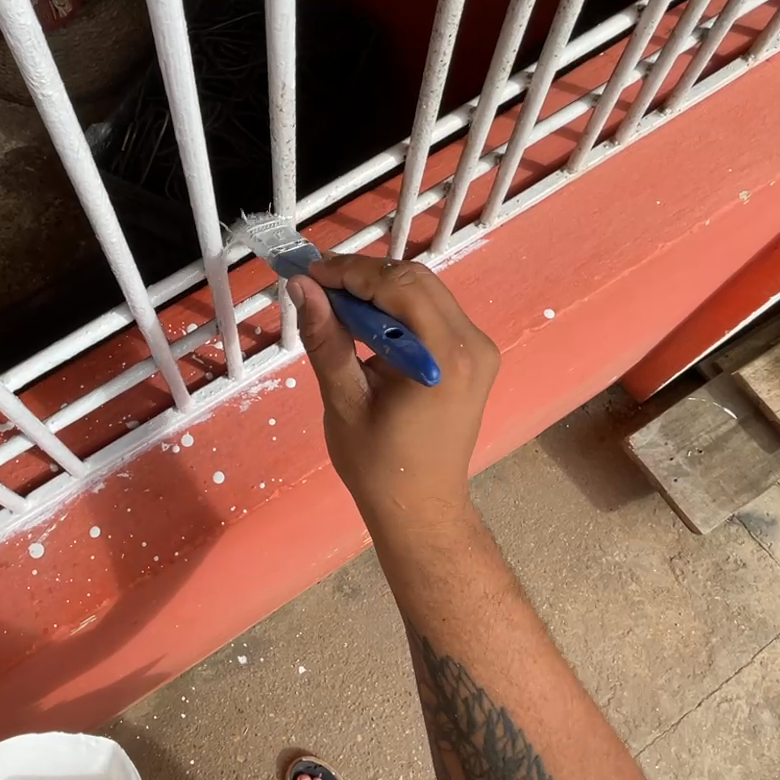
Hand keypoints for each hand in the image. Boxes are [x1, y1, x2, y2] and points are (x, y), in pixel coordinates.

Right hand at [289, 255, 499, 531]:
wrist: (420, 506)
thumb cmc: (377, 465)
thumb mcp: (344, 401)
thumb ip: (326, 339)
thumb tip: (300, 288)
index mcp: (445, 358)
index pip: (398, 287)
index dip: (350, 272)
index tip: (307, 274)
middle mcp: (472, 344)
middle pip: (415, 281)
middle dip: (362, 275)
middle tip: (315, 286)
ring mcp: (478, 348)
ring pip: (424, 291)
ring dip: (377, 288)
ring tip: (332, 302)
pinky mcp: (472, 356)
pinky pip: (431, 312)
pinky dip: (393, 307)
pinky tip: (362, 322)